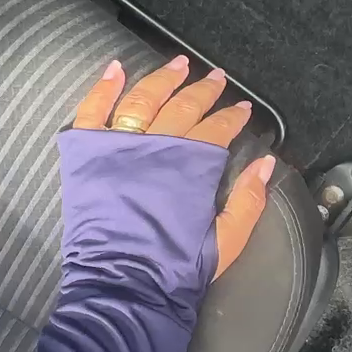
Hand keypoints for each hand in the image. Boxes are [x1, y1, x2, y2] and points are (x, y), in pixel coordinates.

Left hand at [72, 57, 273, 279]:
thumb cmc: (177, 267)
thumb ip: (249, 199)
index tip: (242, 109)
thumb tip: (266, 163)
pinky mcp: (86, 156)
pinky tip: (115, 69)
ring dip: (162, 78)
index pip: (216, 130)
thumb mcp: (228, 239)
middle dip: (203, 90)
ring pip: (142, 100)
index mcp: (190, 169)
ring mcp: (118, 149)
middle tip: (216, 78)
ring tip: (179, 64)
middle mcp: (154, 150)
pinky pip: (91, 112)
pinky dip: (103, 88)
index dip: (232, 116)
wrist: (124, 287)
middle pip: (182, 107)